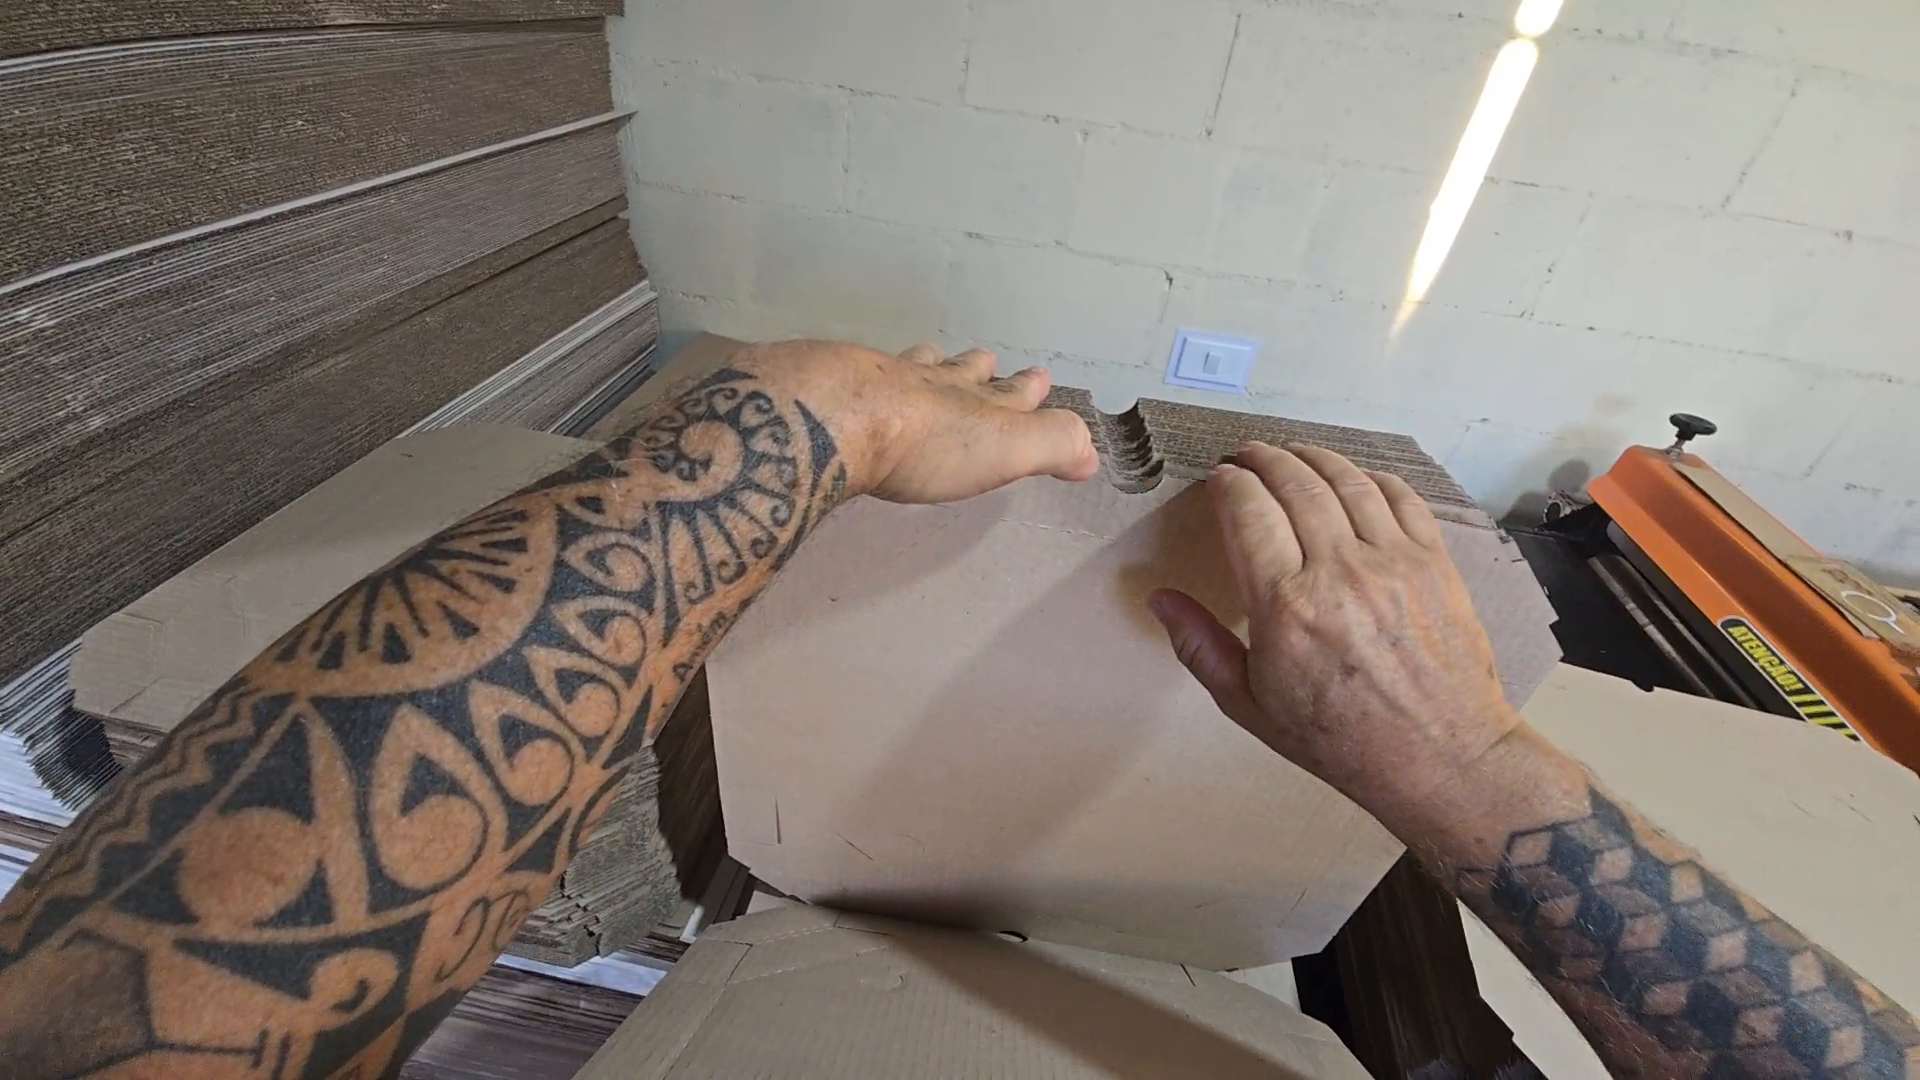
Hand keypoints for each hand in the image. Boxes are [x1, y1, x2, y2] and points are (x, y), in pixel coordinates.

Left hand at [751, 340, 1099, 503]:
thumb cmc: (924, 441)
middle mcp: (928, 384)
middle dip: (979, 369)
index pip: (1009, 395)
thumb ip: (1051, 445)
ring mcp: (877, 382)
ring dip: (928, 362)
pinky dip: (871, 377)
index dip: (1028, 392)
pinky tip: (860, 377)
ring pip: (911, 365)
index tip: (1042, 377)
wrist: (834, 418)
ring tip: (932, 354)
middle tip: (988, 357)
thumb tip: (1092, 453)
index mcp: (971, 402)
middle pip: (959, 371)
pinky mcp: (831, 390)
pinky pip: (860, 378)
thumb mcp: (1005, 448)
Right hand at [1148, 442, 1518, 829]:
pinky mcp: (1435, 564)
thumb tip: (1160, 598)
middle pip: (1295, 483)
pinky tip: (1351, 477)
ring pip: (1347, 480)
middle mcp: (1339, 572)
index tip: (1218, 479)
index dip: (1228, 483)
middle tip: (1246, 455)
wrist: (1440, 759)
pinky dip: (1370, 476)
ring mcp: (1393, 562)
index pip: (1248, 511)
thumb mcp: (1247, 703)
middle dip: (1263, 459)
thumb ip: (1199, 645)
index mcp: (1284, 604)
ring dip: (1312, 457)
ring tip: (1291, 454)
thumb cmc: (1336, 736)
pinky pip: (1400, 497)